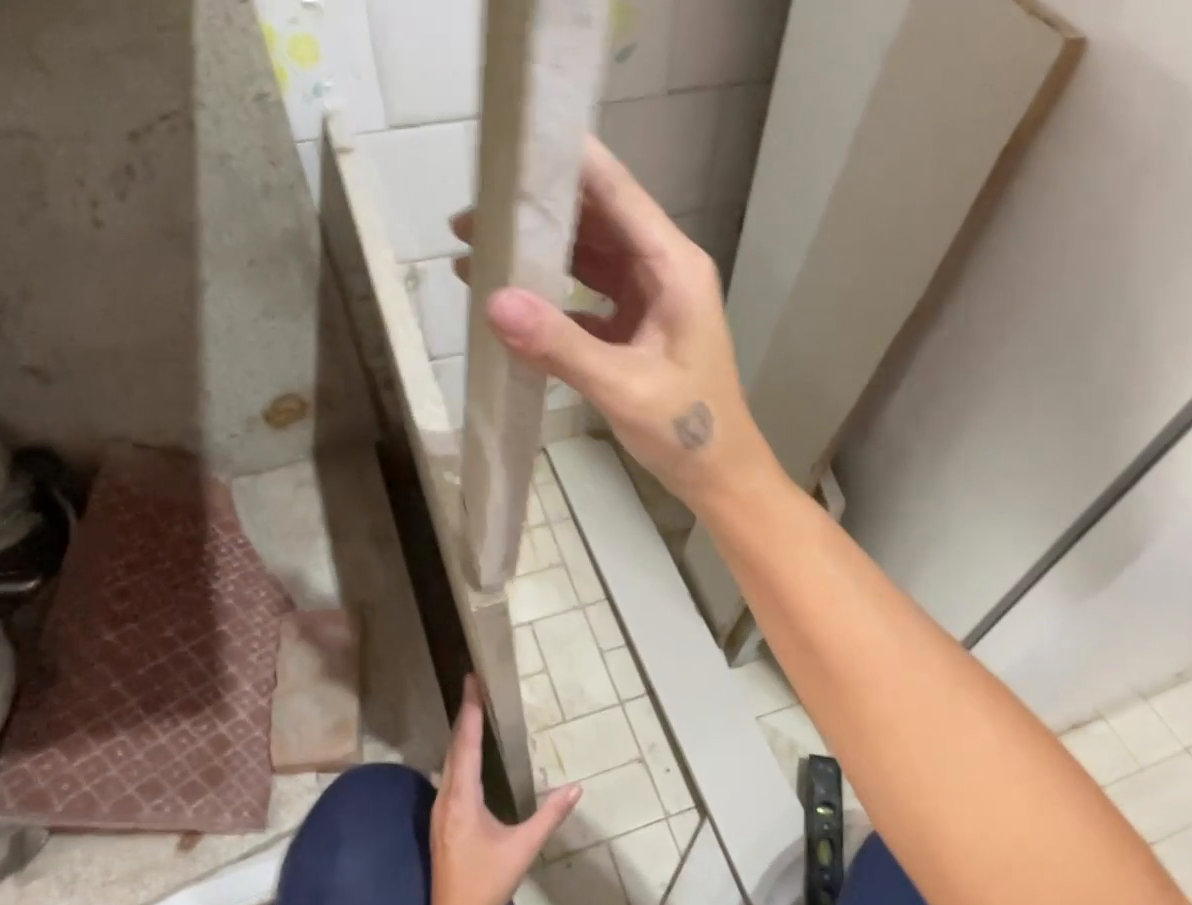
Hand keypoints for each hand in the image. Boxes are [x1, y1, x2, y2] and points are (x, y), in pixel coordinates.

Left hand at [429, 675, 581, 904]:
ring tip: (472, 712)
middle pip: (454, 747)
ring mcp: (440, 810)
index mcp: (462, 799)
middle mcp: (445, 798)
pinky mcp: (441, 820)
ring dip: (460, 735)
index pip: (467, 744)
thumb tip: (576, 787)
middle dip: (465, 716)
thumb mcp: (524, 847)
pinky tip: (466, 756)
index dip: (471, 712)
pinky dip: (458, 755)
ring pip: (448, 762)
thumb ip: (550, 815)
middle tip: (473, 687)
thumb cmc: (489, 882)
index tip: (471, 682)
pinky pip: (448, 775)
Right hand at [451, 137, 780, 513]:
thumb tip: (493, 301)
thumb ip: (560, 345)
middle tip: (472, 214)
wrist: (719, 475)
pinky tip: (507, 301)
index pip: (617, 194)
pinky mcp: (633, 327)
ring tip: (473, 250)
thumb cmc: (689, 429)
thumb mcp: (623, 387)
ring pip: (585, 258)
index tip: (514, 142)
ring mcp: (647, 298)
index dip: (568, 162)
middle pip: (594, 221)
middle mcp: (661, 271)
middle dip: (536, 214)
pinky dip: (548, 297)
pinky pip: (585, 297)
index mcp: (673, 268)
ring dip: (537, 255)